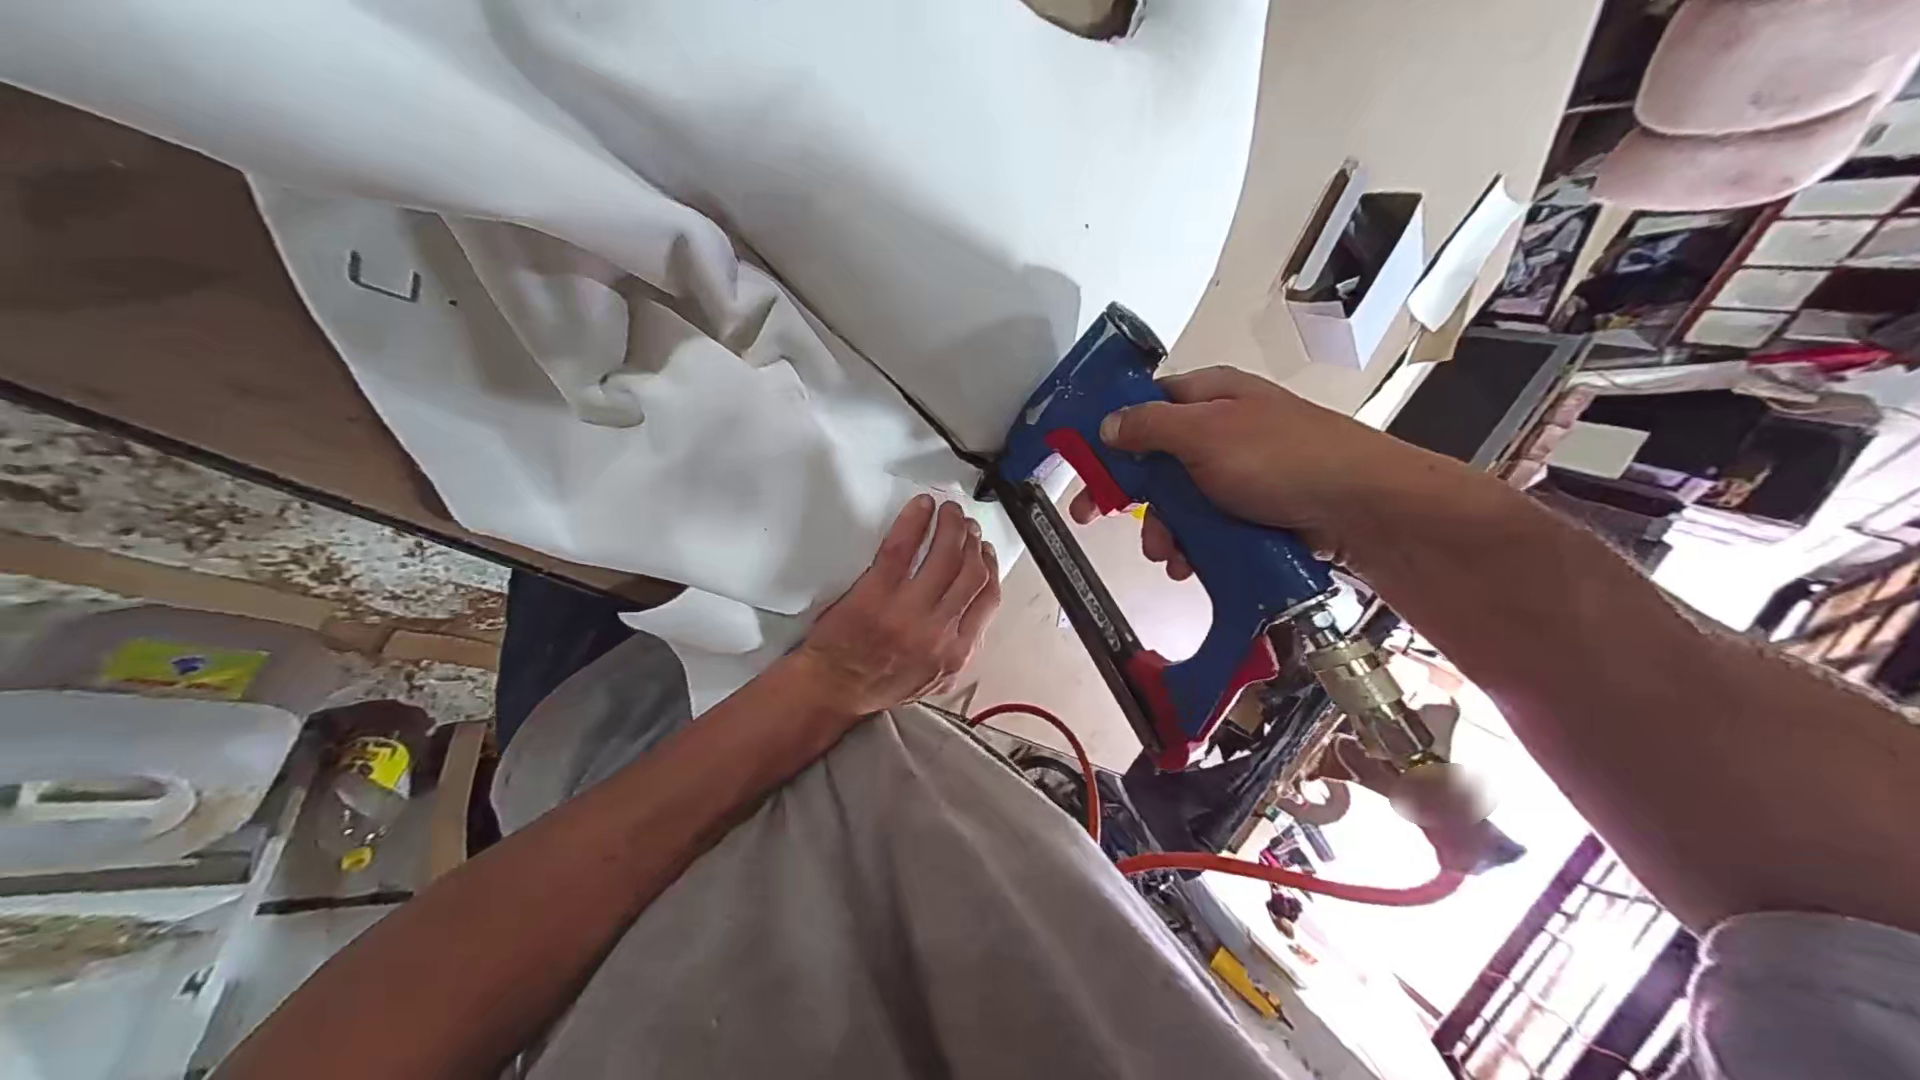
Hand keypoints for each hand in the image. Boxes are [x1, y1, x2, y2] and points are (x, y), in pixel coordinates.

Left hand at [784, 495, 1000, 716]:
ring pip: (946, 555)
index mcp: (956, 653)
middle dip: (973, 541)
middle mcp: (938, 631)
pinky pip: (903, 547)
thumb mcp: (933, 679)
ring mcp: (908, 611)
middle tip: (966, 526)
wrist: (831, 690)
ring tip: (949, 513)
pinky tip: (922, 507)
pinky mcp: (877, 593)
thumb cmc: (875, 684)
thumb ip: (957, 649)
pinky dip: (916, 521)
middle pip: (972, 572)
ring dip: (952, 527)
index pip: (988, 598)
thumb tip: (971, 615)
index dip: (990, 567)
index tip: (984, 551)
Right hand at [1066, 366, 1479, 573]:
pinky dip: (1192, 545)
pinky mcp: (1252, 509)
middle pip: (1155, 460)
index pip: (1144, 406)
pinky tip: (1189, 565)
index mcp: (1208, 396)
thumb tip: (1108, 425)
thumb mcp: (1204, 434)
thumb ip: (1149, 427)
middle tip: (1095, 518)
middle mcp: (1220, 430)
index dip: (1109, 434)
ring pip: (1178, 500)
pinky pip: (1206, 525)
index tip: (1082, 465)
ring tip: (1167, 555)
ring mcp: (1238, 472)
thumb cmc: (1280, 458)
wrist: (1361, 507)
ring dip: (1162, 530)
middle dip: (1132, 496)